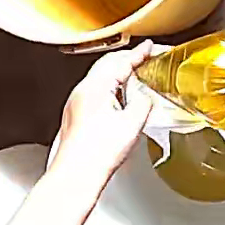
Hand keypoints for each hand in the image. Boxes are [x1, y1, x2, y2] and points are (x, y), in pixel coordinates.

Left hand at [45, 42, 157, 196]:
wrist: (75, 176)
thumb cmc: (97, 154)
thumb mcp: (132, 125)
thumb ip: (143, 103)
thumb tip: (145, 97)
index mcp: (96, 87)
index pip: (121, 61)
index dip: (139, 53)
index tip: (150, 48)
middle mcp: (82, 91)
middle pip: (107, 64)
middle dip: (127, 59)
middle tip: (144, 58)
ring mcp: (75, 102)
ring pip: (99, 77)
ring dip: (118, 73)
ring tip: (135, 76)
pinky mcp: (74, 114)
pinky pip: (94, 90)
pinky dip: (109, 86)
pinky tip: (118, 97)